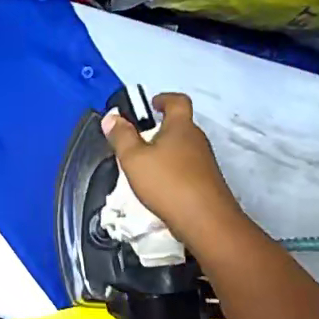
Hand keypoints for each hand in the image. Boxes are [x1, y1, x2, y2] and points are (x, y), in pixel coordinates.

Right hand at [101, 92, 246, 248]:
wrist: (204, 219)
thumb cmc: (167, 183)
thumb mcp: (134, 159)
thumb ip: (121, 137)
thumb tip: (112, 117)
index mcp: (180, 127)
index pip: (177, 101)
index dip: (164, 99)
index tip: (152, 103)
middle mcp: (197, 140)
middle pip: (181, 126)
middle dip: (162, 128)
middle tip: (140, 138)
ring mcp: (205, 161)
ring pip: (184, 148)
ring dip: (167, 150)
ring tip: (146, 164)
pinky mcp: (206, 181)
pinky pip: (187, 167)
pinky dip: (173, 169)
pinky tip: (160, 186)